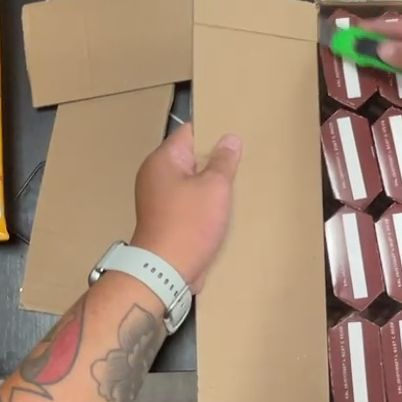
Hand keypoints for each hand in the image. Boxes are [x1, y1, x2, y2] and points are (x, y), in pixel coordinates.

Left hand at [130, 122, 241, 293]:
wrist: (165, 271)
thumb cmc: (189, 224)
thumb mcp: (214, 187)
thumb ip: (223, 161)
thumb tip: (229, 139)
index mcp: (163, 160)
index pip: (190, 132)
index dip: (214, 129)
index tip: (238, 131)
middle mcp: (156, 175)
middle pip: (191, 157)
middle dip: (216, 158)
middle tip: (244, 158)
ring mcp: (159, 198)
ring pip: (192, 181)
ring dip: (212, 184)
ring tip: (239, 182)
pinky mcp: (166, 219)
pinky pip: (190, 202)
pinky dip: (205, 203)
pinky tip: (226, 207)